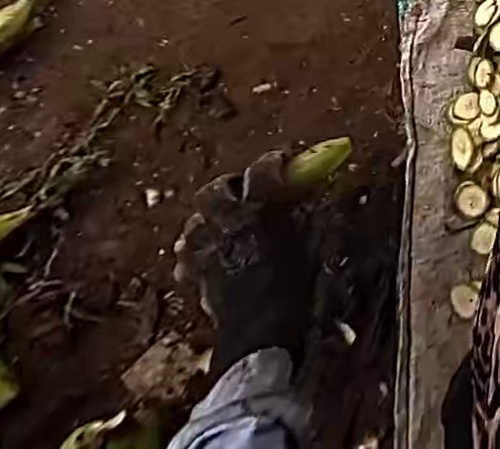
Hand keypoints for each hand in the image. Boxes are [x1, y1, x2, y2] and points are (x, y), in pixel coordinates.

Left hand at [175, 151, 319, 371]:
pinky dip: (199, 249)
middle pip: (215, 190)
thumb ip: (305, 213)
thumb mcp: (311, 242)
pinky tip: (215, 256)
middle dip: (230, 187)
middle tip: (247, 193)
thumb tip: (309, 192)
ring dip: (211, 218)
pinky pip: (188, 253)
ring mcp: (204, 250)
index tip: (285, 162)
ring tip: (229, 225)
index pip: (261, 170)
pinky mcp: (193, 276)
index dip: (274, 162)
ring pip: (196, 220)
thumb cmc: (293, 287)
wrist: (260, 338)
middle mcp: (225, 224)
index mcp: (258, 209)